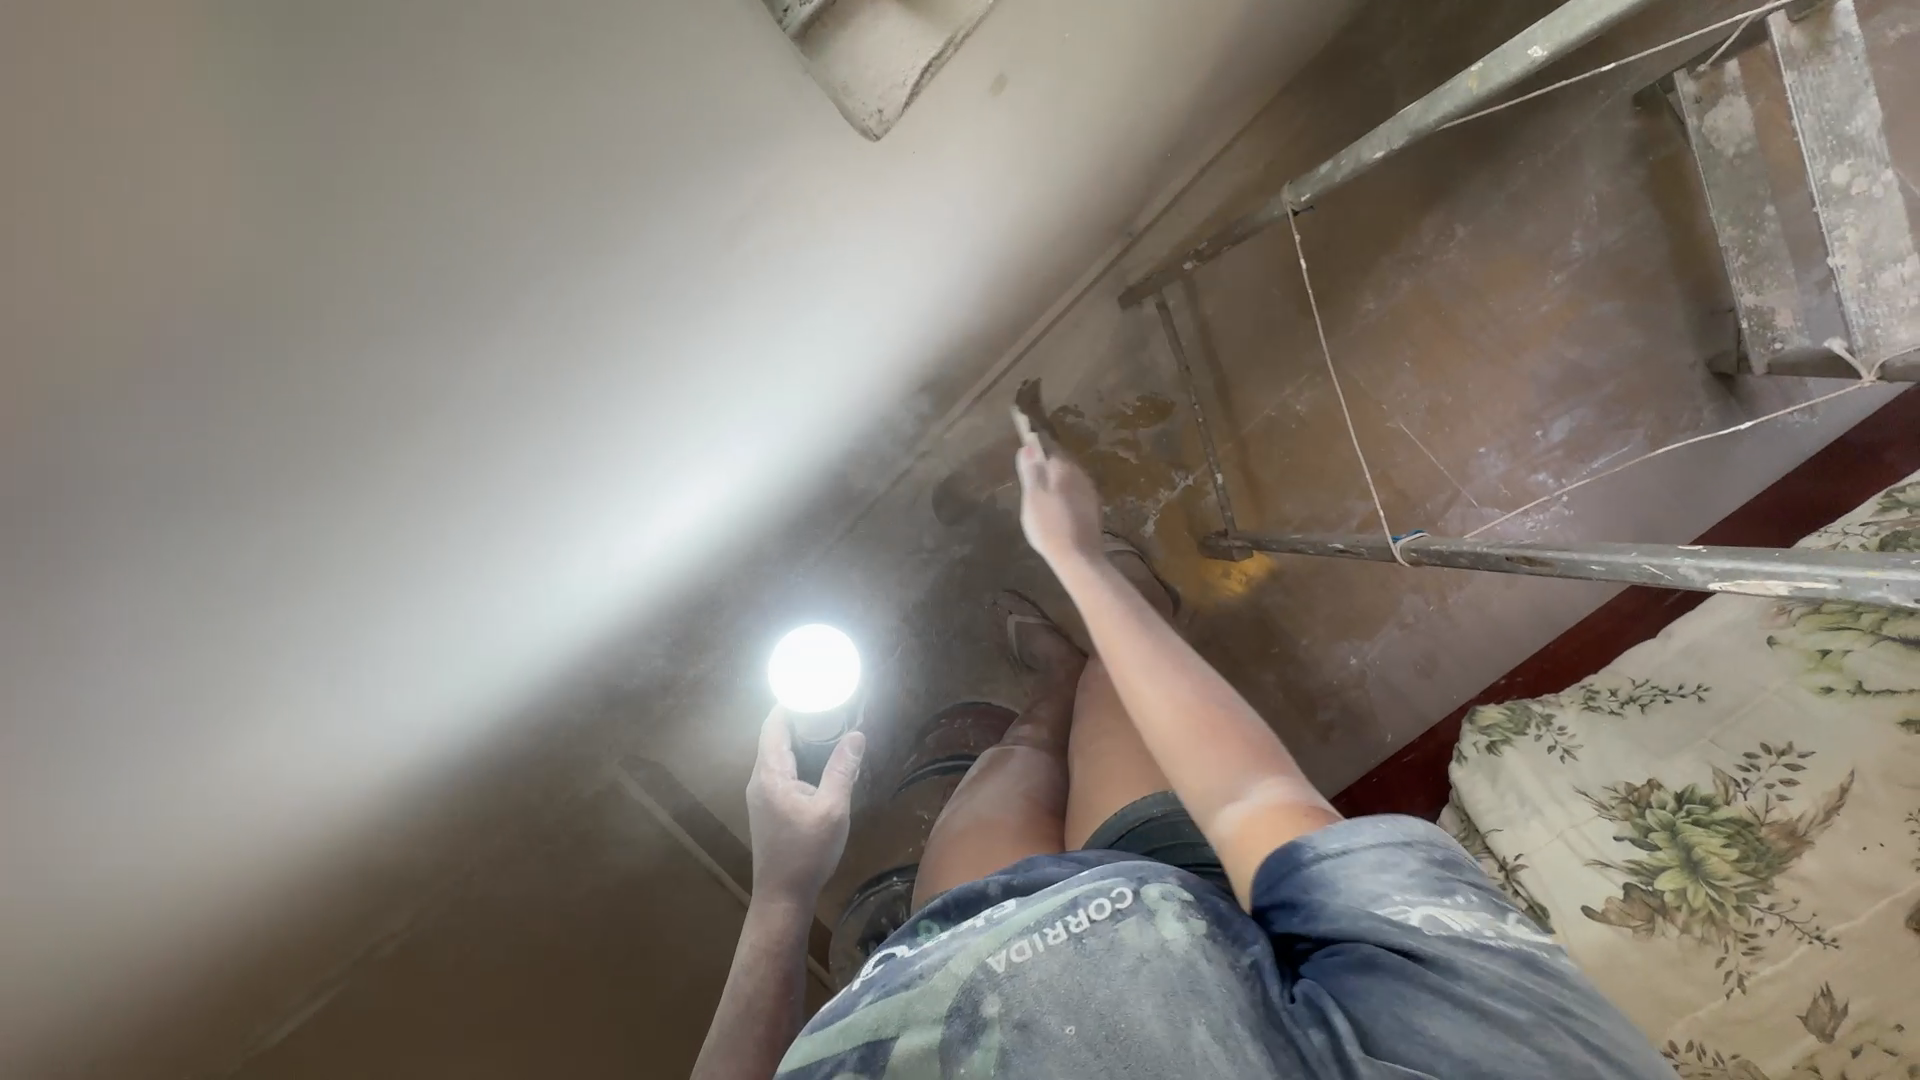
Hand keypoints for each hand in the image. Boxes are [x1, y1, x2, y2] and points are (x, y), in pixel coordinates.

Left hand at [745, 708, 864, 901]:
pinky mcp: (769, 807)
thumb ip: (843, 770)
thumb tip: (856, 735)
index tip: (812, 687)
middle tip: (829, 703)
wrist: (783, 897)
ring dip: (800, 738)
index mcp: (770, 774)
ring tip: (829, 724)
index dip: (790, 703)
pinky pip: (782, 770)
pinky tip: (821, 759)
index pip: (774, 725)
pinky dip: (800, 756)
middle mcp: (760, 780)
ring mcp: (762, 795)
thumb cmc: (807, 852)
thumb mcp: (833, 809)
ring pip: (778, 754)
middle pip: (775, 736)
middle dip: (800, 717)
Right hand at [1015, 445, 1103, 569]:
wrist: (1077, 556)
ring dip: (1058, 484)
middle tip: (1032, 484)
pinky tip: (1058, 511)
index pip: (1051, 449)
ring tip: (1042, 498)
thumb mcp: (1032, 497)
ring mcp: (1090, 493)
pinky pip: (1076, 495)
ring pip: (1070, 480)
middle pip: (1062, 465)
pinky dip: (1066, 498)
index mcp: (1065, 468)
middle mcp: (1081, 475)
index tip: (1026, 464)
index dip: (1038, 454)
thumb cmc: (1048, 525)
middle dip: (1048, 470)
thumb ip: (1030, 471)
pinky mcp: (1093, 509)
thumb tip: (1028, 446)